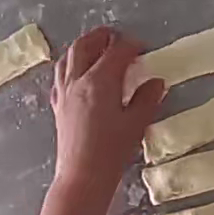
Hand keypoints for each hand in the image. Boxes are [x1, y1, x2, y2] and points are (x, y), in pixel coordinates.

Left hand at [50, 27, 164, 195]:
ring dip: (81, 48)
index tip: (142, 49)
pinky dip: (69, 69)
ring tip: (94, 48)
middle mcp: (77, 82)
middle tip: (114, 36)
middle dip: (100, 37)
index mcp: (99, 82)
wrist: (82, 177)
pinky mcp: (58, 108)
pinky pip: (60, 79)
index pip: (116, 53)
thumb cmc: (111, 153)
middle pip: (84, 47)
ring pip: (67, 59)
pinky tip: (76, 76)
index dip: (131, 46)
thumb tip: (155, 82)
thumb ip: (146, 99)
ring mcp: (64, 94)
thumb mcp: (135, 125)